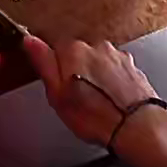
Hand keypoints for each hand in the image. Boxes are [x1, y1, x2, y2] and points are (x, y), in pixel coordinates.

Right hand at [22, 36, 166, 166]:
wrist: (136, 126)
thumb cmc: (96, 116)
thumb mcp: (57, 94)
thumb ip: (44, 63)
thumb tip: (30, 41)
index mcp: (73, 50)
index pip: (55, 49)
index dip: (56, 70)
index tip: (58, 86)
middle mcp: (97, 47)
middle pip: (78, 54)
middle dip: (76, 71)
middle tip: (77, 98)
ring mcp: (117, 56)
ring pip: (98, 62)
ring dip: (96, 76)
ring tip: (97, 102)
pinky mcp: (132, 67)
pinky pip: (114, 71)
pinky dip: (112, 82)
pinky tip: (111, 100)